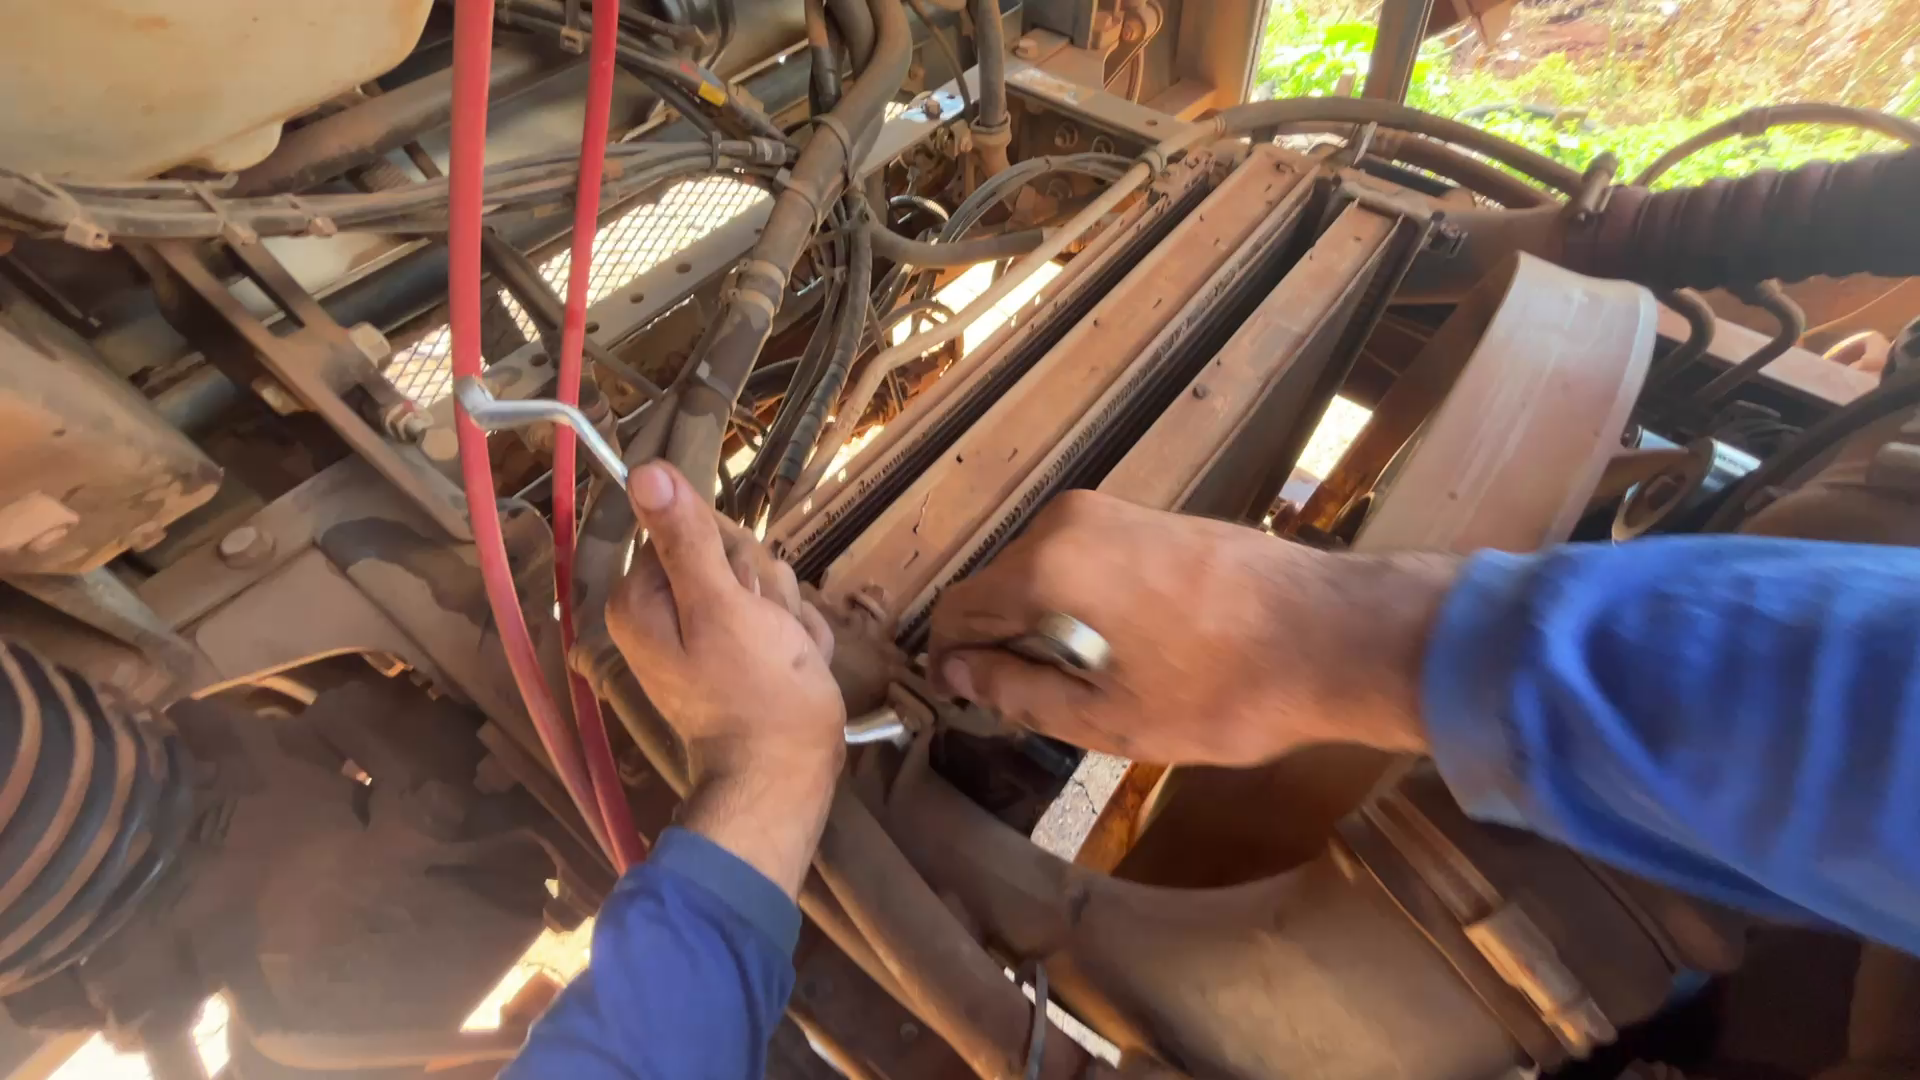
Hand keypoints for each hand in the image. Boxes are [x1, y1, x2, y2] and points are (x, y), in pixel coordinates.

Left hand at [608, 462, 843, 893]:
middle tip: (769, 632)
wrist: (787, 770)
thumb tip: (646, 471)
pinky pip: (780, 614)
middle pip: (736, 553)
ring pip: (767, 583)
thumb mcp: (721, 607)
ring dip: (788, 614)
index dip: (734, 554)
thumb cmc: (755, 690)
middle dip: (766, 589)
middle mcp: (669, 609)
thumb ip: (688, 540)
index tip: (746, 594)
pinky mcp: (743, 648)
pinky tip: (795, 664)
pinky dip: (796, 636)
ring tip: (784, 654)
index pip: (696, 526)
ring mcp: (709, 630)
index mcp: (646, 596)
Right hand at [928, 490, 1455, 765]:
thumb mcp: (1106, 716)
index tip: (964, 700)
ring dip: (1038, 624)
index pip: (958, 608)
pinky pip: (1076, 557)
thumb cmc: (1218, 690)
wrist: (1334, 633)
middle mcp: (1064, 522)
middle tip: (1031, 703)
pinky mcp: (1142, 514)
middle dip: (998, 643)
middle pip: (996, 587)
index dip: (949, 659)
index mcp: (1046, 567)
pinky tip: (1115, 642)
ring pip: (1036, 571)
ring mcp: (1108, 510)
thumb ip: (1016, 690)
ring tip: (1080, 680)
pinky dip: (1072, 600)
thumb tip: (955, 671)